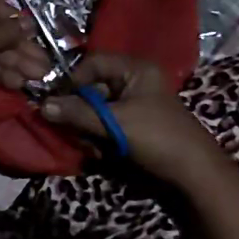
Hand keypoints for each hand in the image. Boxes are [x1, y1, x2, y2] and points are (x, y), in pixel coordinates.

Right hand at [40, 53, 220, 180]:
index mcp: (136, 69)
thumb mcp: (115, 124)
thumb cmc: (158, 139)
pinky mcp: (136, 124)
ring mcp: (137, 103)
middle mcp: (135, 80)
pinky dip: (100, 135)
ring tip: (91, 146)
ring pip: (98, 107)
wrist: (196, 175)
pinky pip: (108, 122)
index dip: (74, 81)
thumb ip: (78, 113)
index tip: (60, 103)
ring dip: (89, 126)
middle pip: (94, 86)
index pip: (92, 62)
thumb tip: (42, 105)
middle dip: (81, 110)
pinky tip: (100, 152)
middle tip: (74, 130)